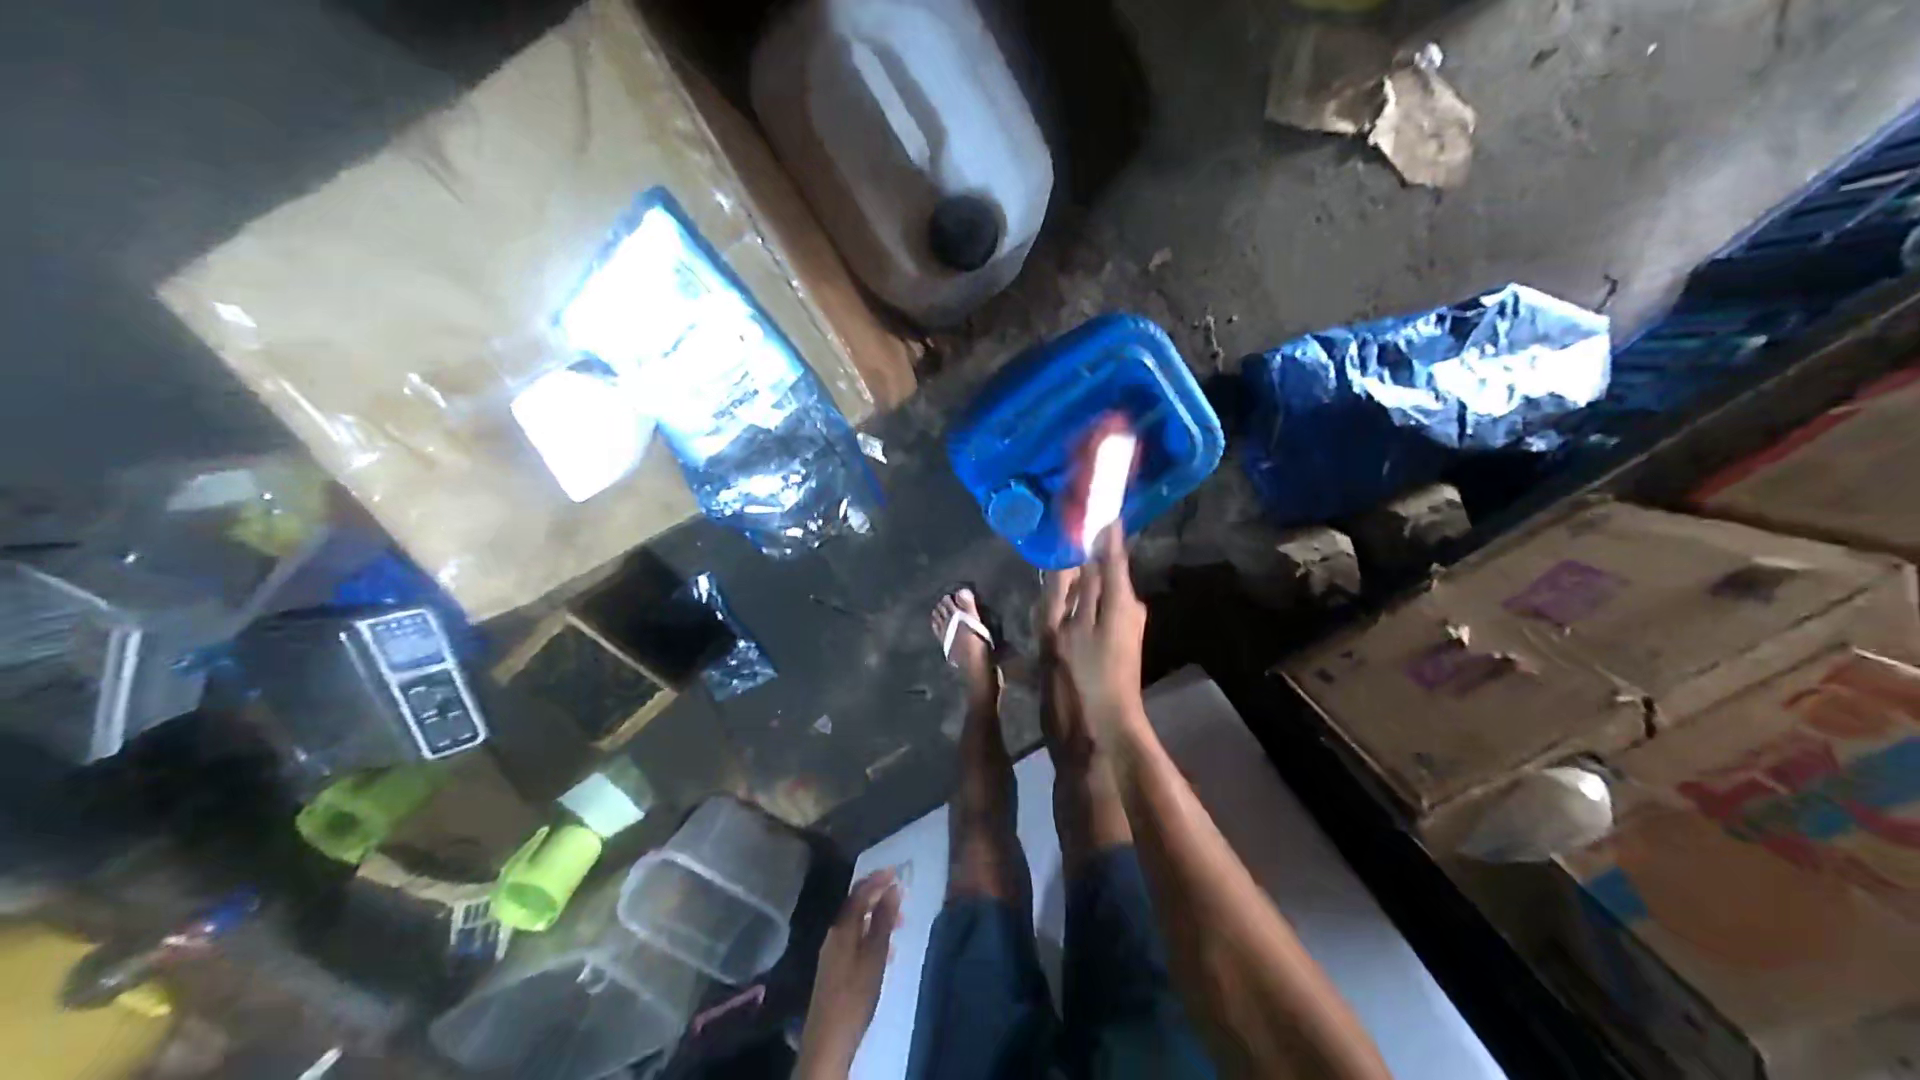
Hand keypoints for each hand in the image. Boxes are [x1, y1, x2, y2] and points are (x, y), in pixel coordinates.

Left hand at [796, 870, 902, 1077]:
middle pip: (855, 907)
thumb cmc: (855, 996)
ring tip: (899, 922)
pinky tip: (885, 950)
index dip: (877, 880)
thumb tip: (892, 889)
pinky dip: (871, 935)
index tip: (896, 871)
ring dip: (876, 917)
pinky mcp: (834, 970)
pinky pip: (855, 940)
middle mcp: (833, 936)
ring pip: (856, 925)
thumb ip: (883, 922)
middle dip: (877, 897)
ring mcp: (831, 954)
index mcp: (842, 929)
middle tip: (901, 895)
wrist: (827, 1042)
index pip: (859, 894)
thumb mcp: (875, 957)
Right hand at [1057, 526, 1148, 724]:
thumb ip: (1068, 588)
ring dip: (1075, 571)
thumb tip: (1072, 547)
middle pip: (1103, 565)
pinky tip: (1052, 595)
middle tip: (1051, 523)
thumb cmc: (1082, 681)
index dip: (1099, 524)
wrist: (1101, 734)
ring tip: (1046, 553)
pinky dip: (1073, 596)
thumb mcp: (1063, 631)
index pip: (1111, 547)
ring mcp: (1118, 625)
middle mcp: (1126, 605)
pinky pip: (1090, 605)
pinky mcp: (1108, 642)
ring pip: (1095, 585)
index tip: (1080, 501)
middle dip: (1080, 546)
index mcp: (1120, 598)